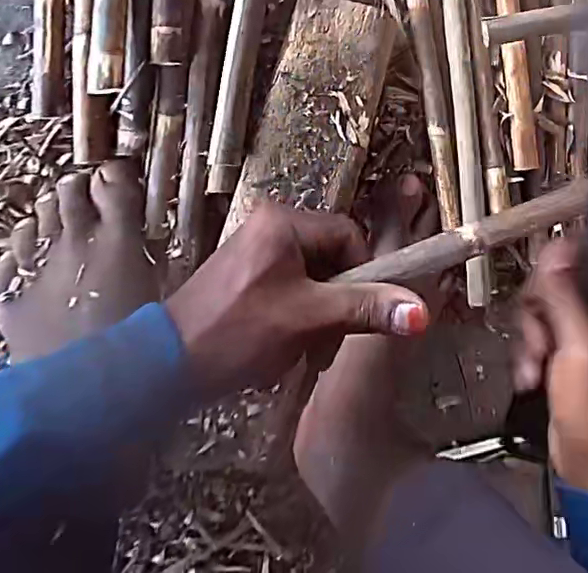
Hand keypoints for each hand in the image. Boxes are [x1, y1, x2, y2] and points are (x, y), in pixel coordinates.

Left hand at [164, 202, 429, 395]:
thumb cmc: (238, 331)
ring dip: (318, 315)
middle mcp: (268, 224)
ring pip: (312, 276)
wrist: (166, 364)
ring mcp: (255, 249)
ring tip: (303, 350)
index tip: (357, 312)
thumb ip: (364, 309)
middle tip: (327, 340)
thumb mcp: (307, 319)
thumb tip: (421, 312)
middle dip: (337, 301)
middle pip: (331, 256)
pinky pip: (289, 286)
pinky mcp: (245, 273)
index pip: (347, 234)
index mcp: (282, 221)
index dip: (362, 274)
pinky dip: (296, 316)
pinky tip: (283, 346)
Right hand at [512, 236, 587, 494]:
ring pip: (540, 314)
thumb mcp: (578, 347)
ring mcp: (584, 342)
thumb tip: (558, 248)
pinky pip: (536, 338)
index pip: (580, 266)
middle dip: (535, 316)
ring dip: (529, 340)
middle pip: (554, 289)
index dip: (553, 276)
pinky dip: (528, 355)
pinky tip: (531, 376)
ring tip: (534, 365)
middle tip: (539, 340)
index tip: (537, 294)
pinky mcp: (566, 359)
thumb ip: (564, 294)